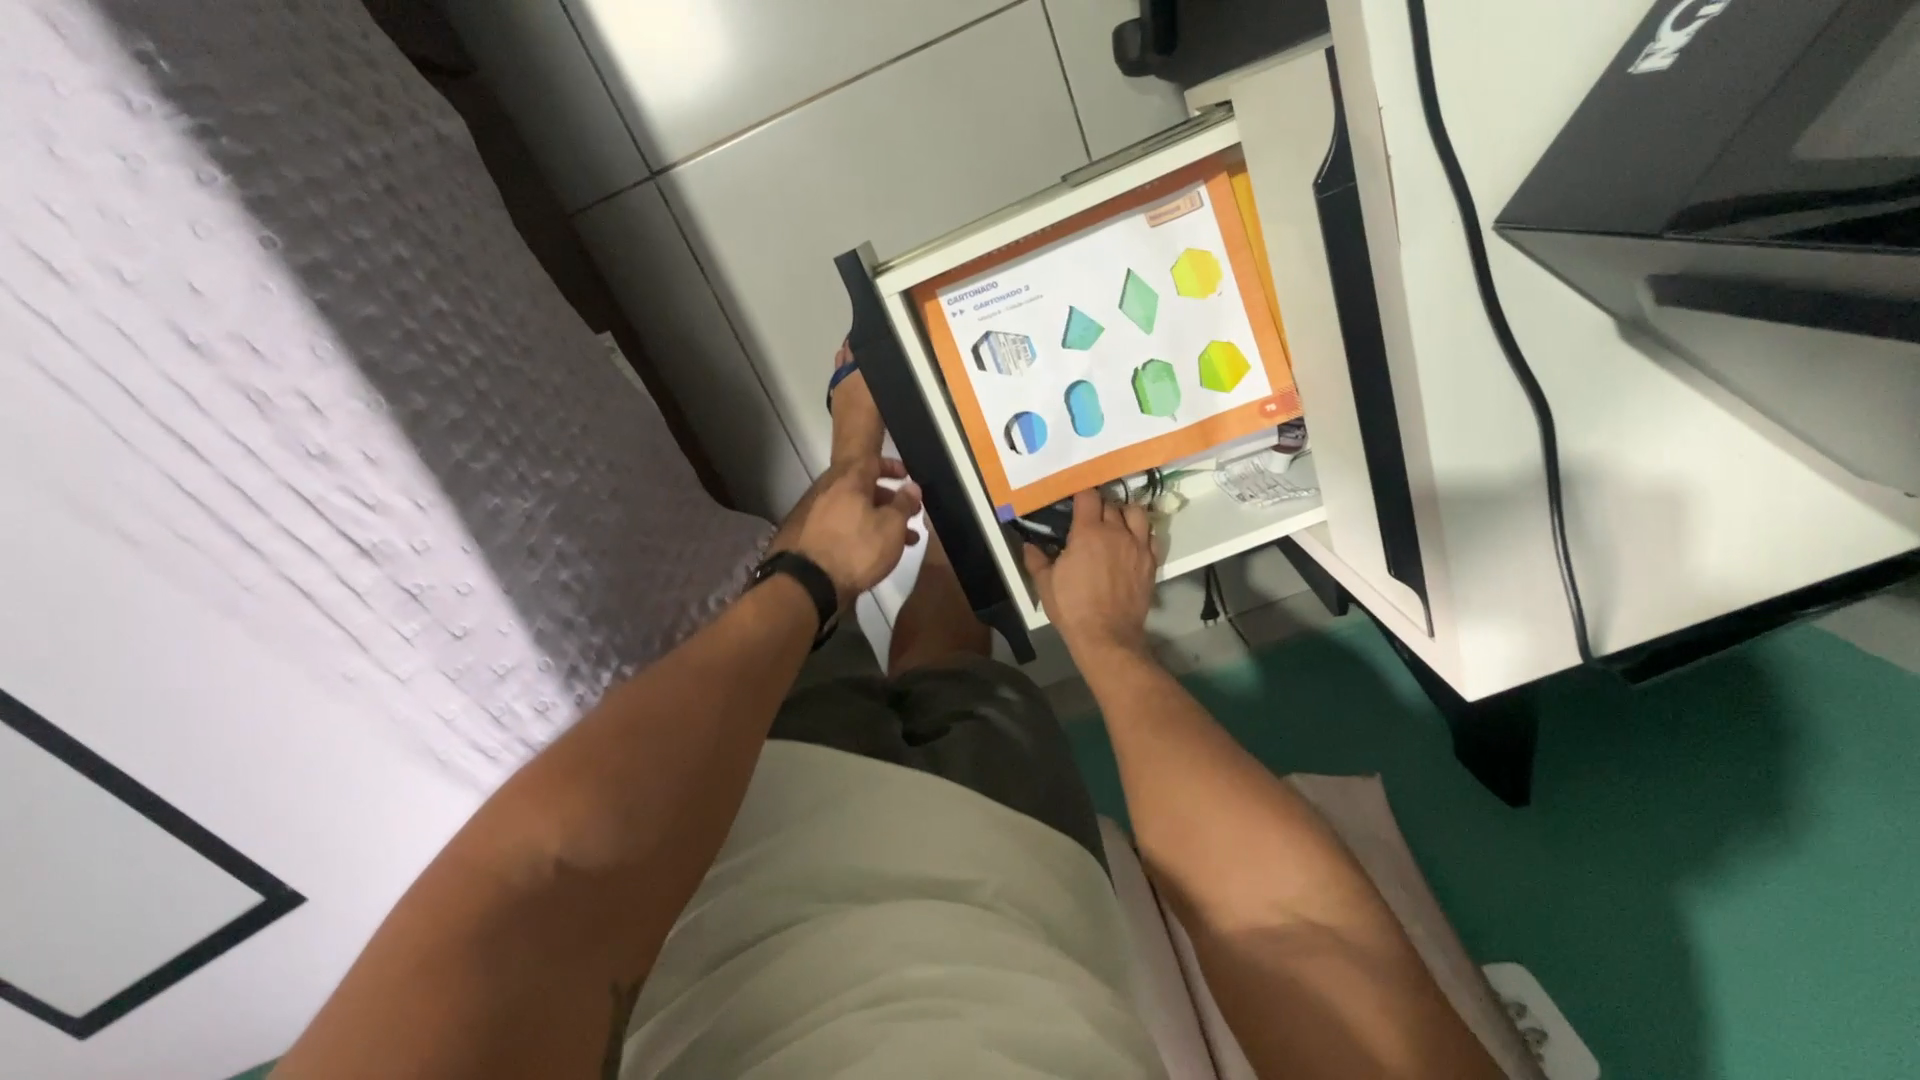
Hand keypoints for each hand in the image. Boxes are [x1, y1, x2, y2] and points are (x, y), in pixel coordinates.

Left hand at [770, 456, 922, 607]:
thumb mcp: (892, 525)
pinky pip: (848, 527)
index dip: (892, 466)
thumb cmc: (860, 548)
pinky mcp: (818, 538)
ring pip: (859, 511)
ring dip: (883, 520)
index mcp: (850, 482)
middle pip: (866, 488)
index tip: (908, 476)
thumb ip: (904, 503)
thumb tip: (911, 486)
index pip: (872, 462)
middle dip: (892, 500)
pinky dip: (866, 532)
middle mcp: (832, 494)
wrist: (815, 582)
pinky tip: (880, 551)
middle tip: (912, 513)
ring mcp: (822, 516)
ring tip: (906, 540)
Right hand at [1022, 490, 1157, 660]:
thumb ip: (1036, 560)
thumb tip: (1029, 546)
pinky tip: (1133, 541)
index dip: (1081, 495)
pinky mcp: (1151, 561)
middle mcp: (1116, 532)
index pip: (1088, 497)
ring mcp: (1137, 546)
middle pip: (1111, 504)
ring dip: (1125, 513)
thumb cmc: (1072, 608)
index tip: (1075, 501)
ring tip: (1116, 522)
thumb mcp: (1045, 584)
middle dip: (1100, 506)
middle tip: (1090, 517)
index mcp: (1087, 532)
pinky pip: (1150, 536)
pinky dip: (1142, 533)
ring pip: (1136, 513)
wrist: (1107, 635)